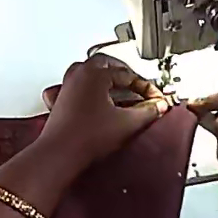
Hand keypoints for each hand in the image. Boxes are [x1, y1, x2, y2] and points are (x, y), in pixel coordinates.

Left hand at [36, 55, 170, 171]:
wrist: (60, 153)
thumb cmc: (87, 137)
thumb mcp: (127, 123)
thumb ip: (148, 111)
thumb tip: (158, 106)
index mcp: (94, 73)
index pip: (127, 74)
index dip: (146, 86)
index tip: (155, 98)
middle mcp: (78, 75)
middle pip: (106, 64)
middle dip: (124, 73)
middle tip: (138, 85)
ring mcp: (67, 87)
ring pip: (88, 72)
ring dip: (105, 78)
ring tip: (119, 89)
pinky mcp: (60, 101)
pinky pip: (75, 86)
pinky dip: (87, 88)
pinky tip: (93, 99)